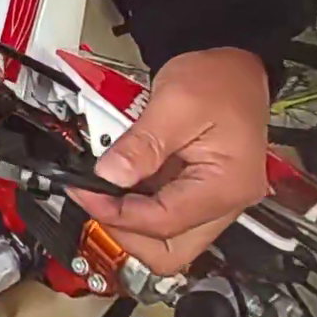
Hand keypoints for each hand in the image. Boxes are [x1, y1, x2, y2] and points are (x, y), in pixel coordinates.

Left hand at [69, 48, 269, 275]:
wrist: (232, 65)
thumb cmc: (217, 80)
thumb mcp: (174, 104)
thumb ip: (140, 145)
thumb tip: (108, 175)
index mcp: (226, 186)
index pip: (162, 224)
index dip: (115, 214)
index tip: (83, 192)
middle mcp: (225, 202)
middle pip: (168, 251)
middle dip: (123, 232)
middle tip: (91, 199)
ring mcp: (211, 200)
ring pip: (164, 239)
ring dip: (127, 221)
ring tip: (99, 190)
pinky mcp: (196, 192)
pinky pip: (162, 215)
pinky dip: (134, 206)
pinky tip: (115, 182)